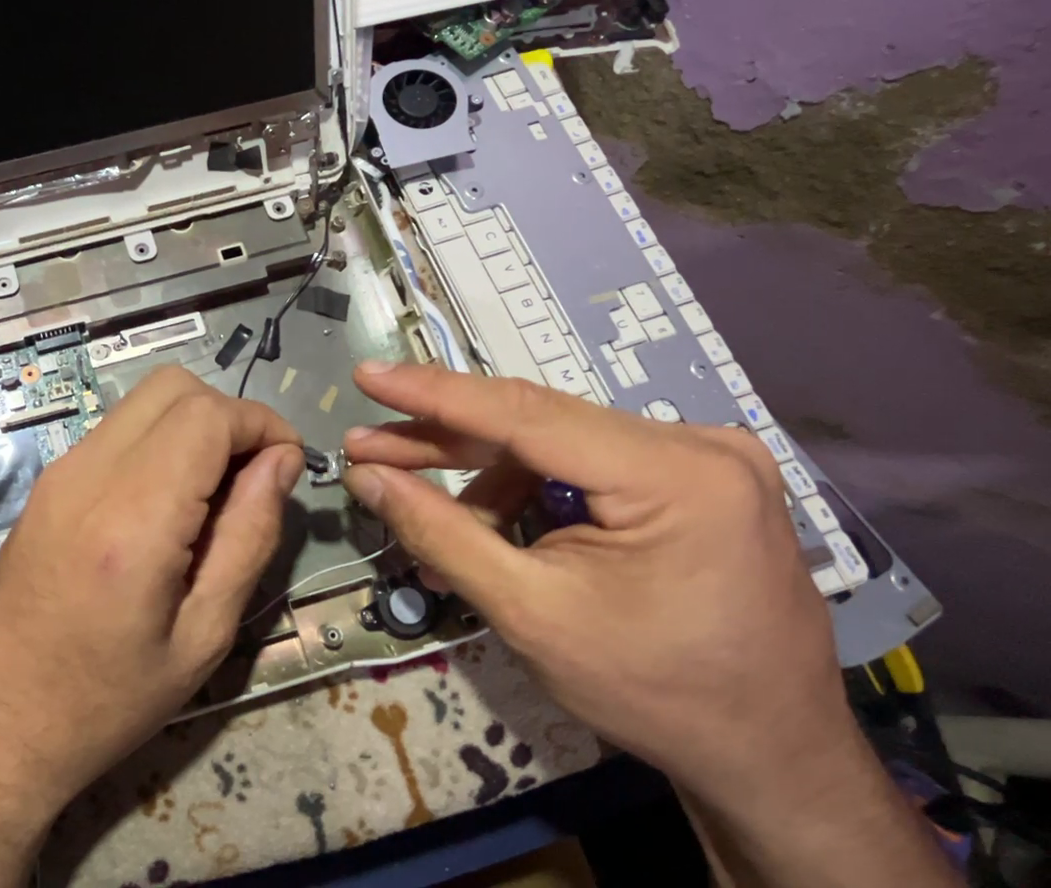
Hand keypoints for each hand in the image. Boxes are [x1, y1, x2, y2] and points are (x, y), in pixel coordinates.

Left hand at [0, 366, 304, 887]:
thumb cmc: (105, 702)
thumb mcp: (202, 637)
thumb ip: (249, 537)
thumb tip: (281, 463)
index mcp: (132, 517)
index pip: (208, 415)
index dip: (262, 425)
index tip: (289, 468)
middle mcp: (88, 475)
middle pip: (172, 387)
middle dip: (228, 416)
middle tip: (254, 479)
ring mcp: (57, 475)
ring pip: (139, 403)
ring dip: (190, 428)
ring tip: (213, 500)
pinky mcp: (43, 486)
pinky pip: (113, 434)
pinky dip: (155, 444)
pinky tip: (166, 508)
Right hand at [340, 364, 957, 885]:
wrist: (769, 760)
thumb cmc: (654, 692)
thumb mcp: (530, 612)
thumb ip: (441, 533)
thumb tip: (367, 477)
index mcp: (676, 474)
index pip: (526, 413)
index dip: (433, 393)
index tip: (366, 375)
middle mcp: (699, 445)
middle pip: (538, 426)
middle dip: (445, 443)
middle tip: (366, 449)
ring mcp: (704, 461)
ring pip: (555, 449)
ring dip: (484, 485)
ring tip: (431, 534)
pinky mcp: (695, 484)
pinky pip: (586, 470)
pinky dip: (529, 499)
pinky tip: (490, 537)